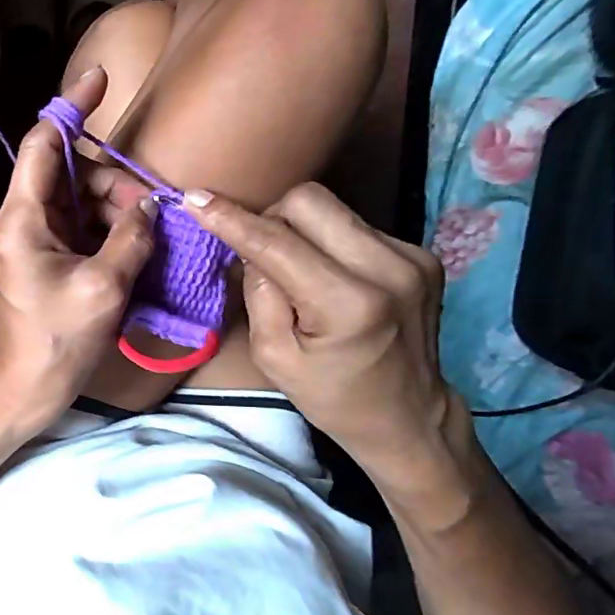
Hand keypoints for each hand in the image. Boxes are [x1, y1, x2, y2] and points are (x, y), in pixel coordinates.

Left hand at [0, 70, 154, 430]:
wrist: (31, 386)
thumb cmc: (59, 339)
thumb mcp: (104, 285)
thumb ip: (131, 235)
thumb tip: (150, 205)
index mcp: (22, 219)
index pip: (43, 144)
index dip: (71, 108)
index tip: (100, 77)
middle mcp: (23, 220)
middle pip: (69, 172)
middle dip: (112, 179)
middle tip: (151, 208)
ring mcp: (35, 238)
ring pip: (79, 197)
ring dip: (116, 205)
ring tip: (147, 230)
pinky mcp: (49, 256)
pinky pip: (81, 223)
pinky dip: (109, 225)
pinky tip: (136, 241)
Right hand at [185, 183, 480, 499]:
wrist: (408, 415)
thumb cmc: (331, 396)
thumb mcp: (273, 356)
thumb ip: (259, 294)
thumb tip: (248, 246)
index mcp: (349, 304)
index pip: (277, 243)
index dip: (231, 219)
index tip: (195, 198)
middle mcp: (388, 268)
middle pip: (308, 201)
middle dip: (270, 217)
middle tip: (258, 255)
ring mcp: (411, 256)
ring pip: (331, 207)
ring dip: (298, 230)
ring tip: (296, 272)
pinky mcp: (420, 253)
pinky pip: (352, 224)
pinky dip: (326, 241)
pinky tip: (328, 276)